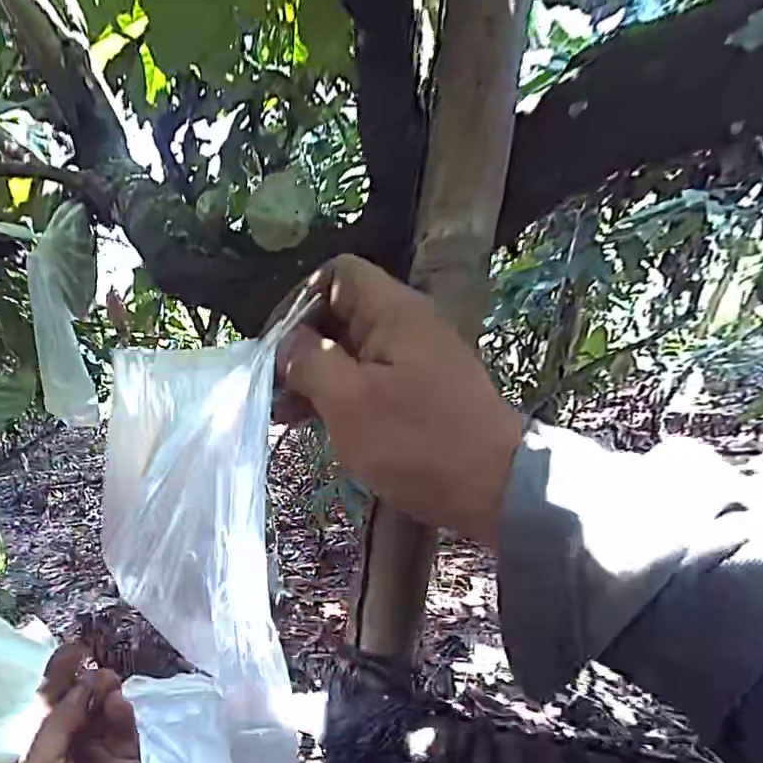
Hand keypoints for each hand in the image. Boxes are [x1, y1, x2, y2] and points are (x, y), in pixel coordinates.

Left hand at [13, 645, 146, 762]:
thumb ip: (58, 729)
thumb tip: (79, 689)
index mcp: (44, 747)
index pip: (53, 702)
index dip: (61, 675)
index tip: (74, 650)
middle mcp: (75, 745)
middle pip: (83, 702)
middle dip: (87, 681)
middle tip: (96, 667)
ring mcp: (104, 755)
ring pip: (108, 714)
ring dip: (108, 695)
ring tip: (111, 683)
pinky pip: (129, 734)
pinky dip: (126, 717)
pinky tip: (123, 705)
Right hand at [274, 255, 522, 544]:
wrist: (491, 487)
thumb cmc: (415, 441)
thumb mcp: (349, 400)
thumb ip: (310, 362)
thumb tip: (287, 345)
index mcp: (393, 312)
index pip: (336, 275)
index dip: (298, 302)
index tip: (275, 346)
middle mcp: (404, 327)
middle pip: (339, 316)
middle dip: (300, 347)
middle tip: (271, 388)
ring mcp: (411, 363)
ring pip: (349, 354)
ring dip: (313, 378)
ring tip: (282, 412)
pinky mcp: (414, 396)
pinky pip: (366, 383)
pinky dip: (337, 397)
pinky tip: (310, 423)